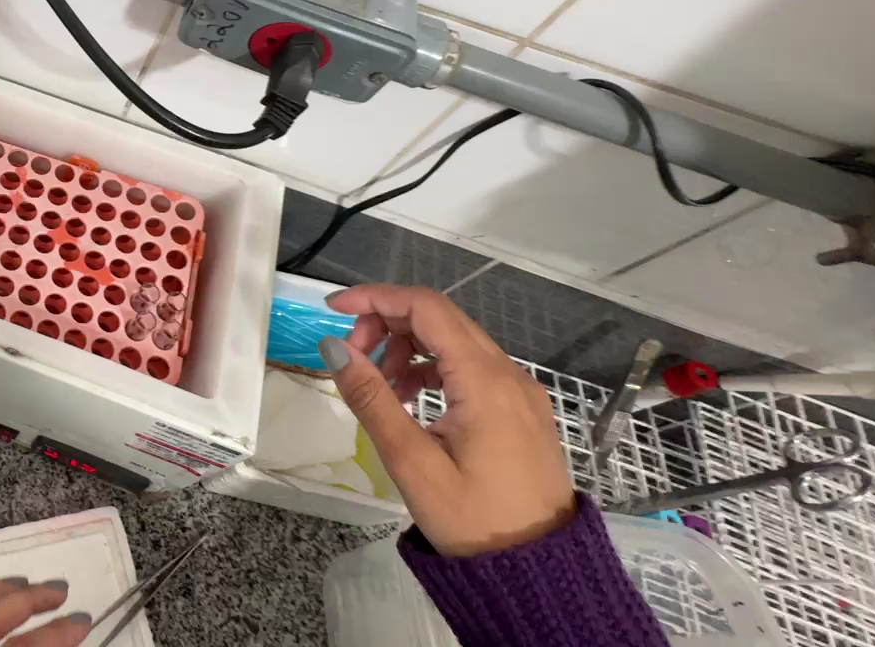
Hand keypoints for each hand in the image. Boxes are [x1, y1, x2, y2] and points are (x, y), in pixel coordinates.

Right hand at [319, 284, 576, 556]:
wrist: (542, 578)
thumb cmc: (474, 520)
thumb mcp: (411, 461)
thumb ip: (371, 397)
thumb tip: (332, 345)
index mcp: (485, 381)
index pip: (426, 308)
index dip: (376, 297)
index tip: (333, 308)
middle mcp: (508, 374)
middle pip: (438, 316)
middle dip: (386, 321)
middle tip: (350, 353)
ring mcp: (518, 391)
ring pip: (452, 338)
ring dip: (405, 343)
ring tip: (377, 380)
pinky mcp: (518, 409)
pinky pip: (467, 364)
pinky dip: (428, 365)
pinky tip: (406, 396)